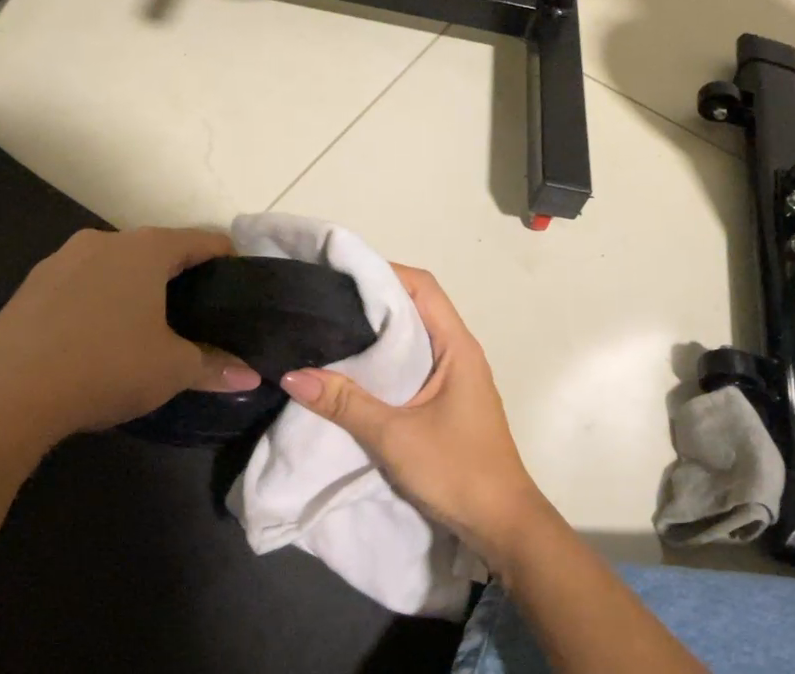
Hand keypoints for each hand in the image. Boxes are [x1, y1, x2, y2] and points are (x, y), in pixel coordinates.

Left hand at [0, 228, 259, 450]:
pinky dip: (98, 304)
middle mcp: (104, 241)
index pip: (204, 240)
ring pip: (115, 267)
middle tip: (199, 315)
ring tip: (148, 329)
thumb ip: (214, 366)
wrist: (2, 397)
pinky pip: (80, 287)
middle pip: (158, 250)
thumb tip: (252, 376)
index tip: (240, 288)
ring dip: (135, 290)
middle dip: (180, 277)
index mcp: (147, 249)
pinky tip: (97, 341)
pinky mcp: (28, 288)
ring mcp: (60, 261)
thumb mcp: (171, 370)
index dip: (229, 261)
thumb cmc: (104, 367)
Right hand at [281, 265, 548, 557]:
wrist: (502, 524)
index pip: (421, 286)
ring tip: (330, 328)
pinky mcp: (447, 401)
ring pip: (413, 338)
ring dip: (378, 332)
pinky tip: (353, 371)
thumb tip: (293, 374)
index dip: (383, 272)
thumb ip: (345, 403)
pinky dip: (385, 360)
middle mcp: (458, 352)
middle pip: (415, 307)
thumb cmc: (456, 469)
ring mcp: (455, 377)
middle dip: (373, 299)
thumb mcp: (394, 435)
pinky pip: (413, 365)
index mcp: (456, 346)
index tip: (340, 273)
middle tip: (325, 299)